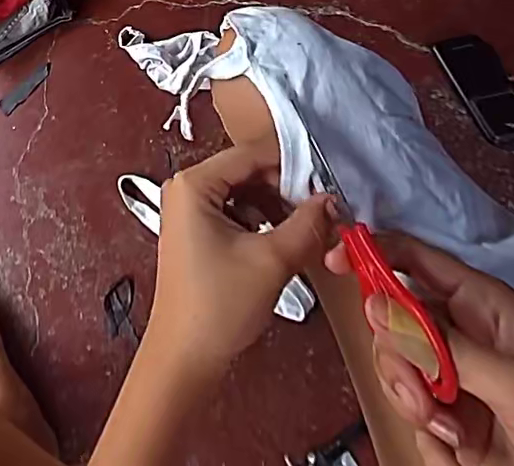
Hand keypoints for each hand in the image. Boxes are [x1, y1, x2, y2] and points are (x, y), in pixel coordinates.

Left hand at [149, 141, 335, 376]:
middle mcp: (186, 188)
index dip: (291, 165)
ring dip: (276, 206)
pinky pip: (235, 209)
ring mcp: (188, 209)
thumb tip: (329, 202)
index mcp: (194, 183)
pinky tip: (281, 241)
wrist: (184, 360)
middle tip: (317, 211)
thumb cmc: (215, 309)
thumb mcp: (271, 260)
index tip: (322, 181)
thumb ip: (307, 224)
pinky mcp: (196, 229)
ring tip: (303, 230)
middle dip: (285, 189)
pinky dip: (261, 220)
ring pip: (244, 190)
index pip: (251, 153)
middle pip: (248, 170)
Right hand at [327, 233, 513, 465]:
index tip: (340, 259)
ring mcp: (457, 382)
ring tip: (452, 427)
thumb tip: (383, 306)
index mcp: (484, 305)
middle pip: (395, 317)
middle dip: (400, 353)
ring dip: (413, 399)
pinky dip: (427, 436)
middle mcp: (465, 336)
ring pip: (398, 367)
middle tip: (423, 386)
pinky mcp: (453, 427)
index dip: (376, 251)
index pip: (416, 259)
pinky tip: (460, 448)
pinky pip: (410, 415)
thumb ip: (447, 345)